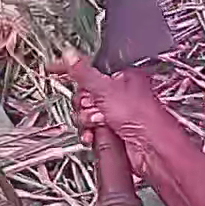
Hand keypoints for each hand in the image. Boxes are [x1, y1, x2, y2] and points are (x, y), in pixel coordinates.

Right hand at [56, 53, 204, 205]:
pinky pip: (88, 129)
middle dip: (83, 103)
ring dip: (86, 120)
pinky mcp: (110, 132)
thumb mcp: (107, 89)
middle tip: (92, 106)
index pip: (89, 68)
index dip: (70, 69)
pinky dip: (89, 133)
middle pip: (83, 94)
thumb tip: (69, 54)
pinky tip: (95, 134)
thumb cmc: (143, 117)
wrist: (151, 150)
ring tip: (100, 122)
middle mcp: (117, 95)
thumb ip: (85, 73)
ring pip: (83, 113)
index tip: (52, 68)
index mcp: (121, 77)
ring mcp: (114, 114)